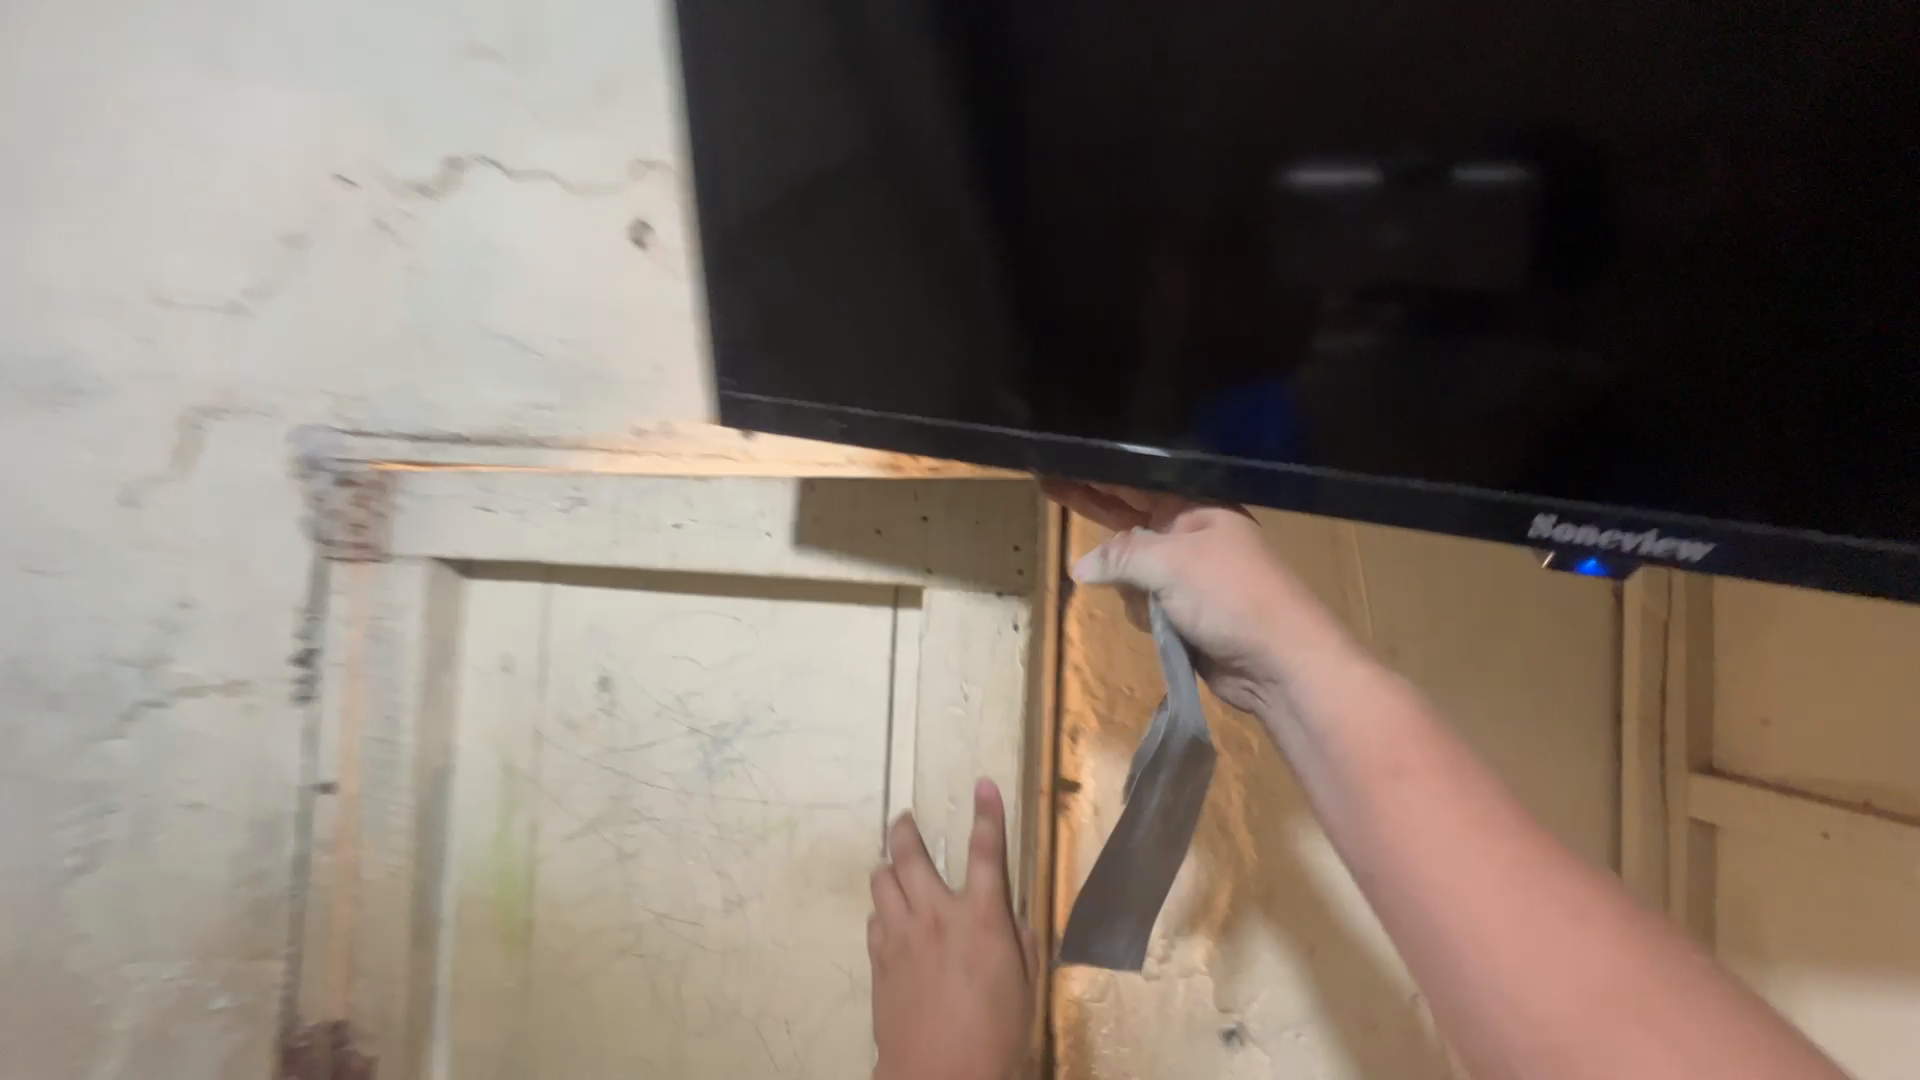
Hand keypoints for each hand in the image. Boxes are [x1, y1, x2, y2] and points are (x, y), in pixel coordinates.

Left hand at [869, 779, 1037, 1079]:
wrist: (938, 1079)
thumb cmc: (995, 1037)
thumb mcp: (1025, 988)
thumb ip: (1020, 942)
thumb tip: (1010, 915)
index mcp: (980, 918)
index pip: (987, 851)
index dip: (987, 813)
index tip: (983, 783)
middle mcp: (936, 914)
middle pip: (910, 854)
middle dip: (905, 828)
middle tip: (904, 818)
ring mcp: (901, 935)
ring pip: (882, 879)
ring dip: (889, 867)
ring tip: (894, 866)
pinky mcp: (878, 959)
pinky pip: (874, 916)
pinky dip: (882, 908)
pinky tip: (890, 916)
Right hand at [1043, 481, 1358, 716]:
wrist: (1281, 663)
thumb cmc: (1233, 597)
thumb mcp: (1173, 564)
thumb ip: (1121, 555)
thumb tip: (1079, 567)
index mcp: (1194, 508)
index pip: (1134, 483)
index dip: (1098, 474)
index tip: (1062, 464)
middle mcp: (1187, 535)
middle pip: (1126, 517)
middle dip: (1094, 508)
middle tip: (1048, 485)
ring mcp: (1184, 575)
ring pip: (1128, 570)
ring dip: (1130, 587)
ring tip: (1157, 606)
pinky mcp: (1181, 612)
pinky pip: (1141, 603)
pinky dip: (1145, 615)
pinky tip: (1164, 629)